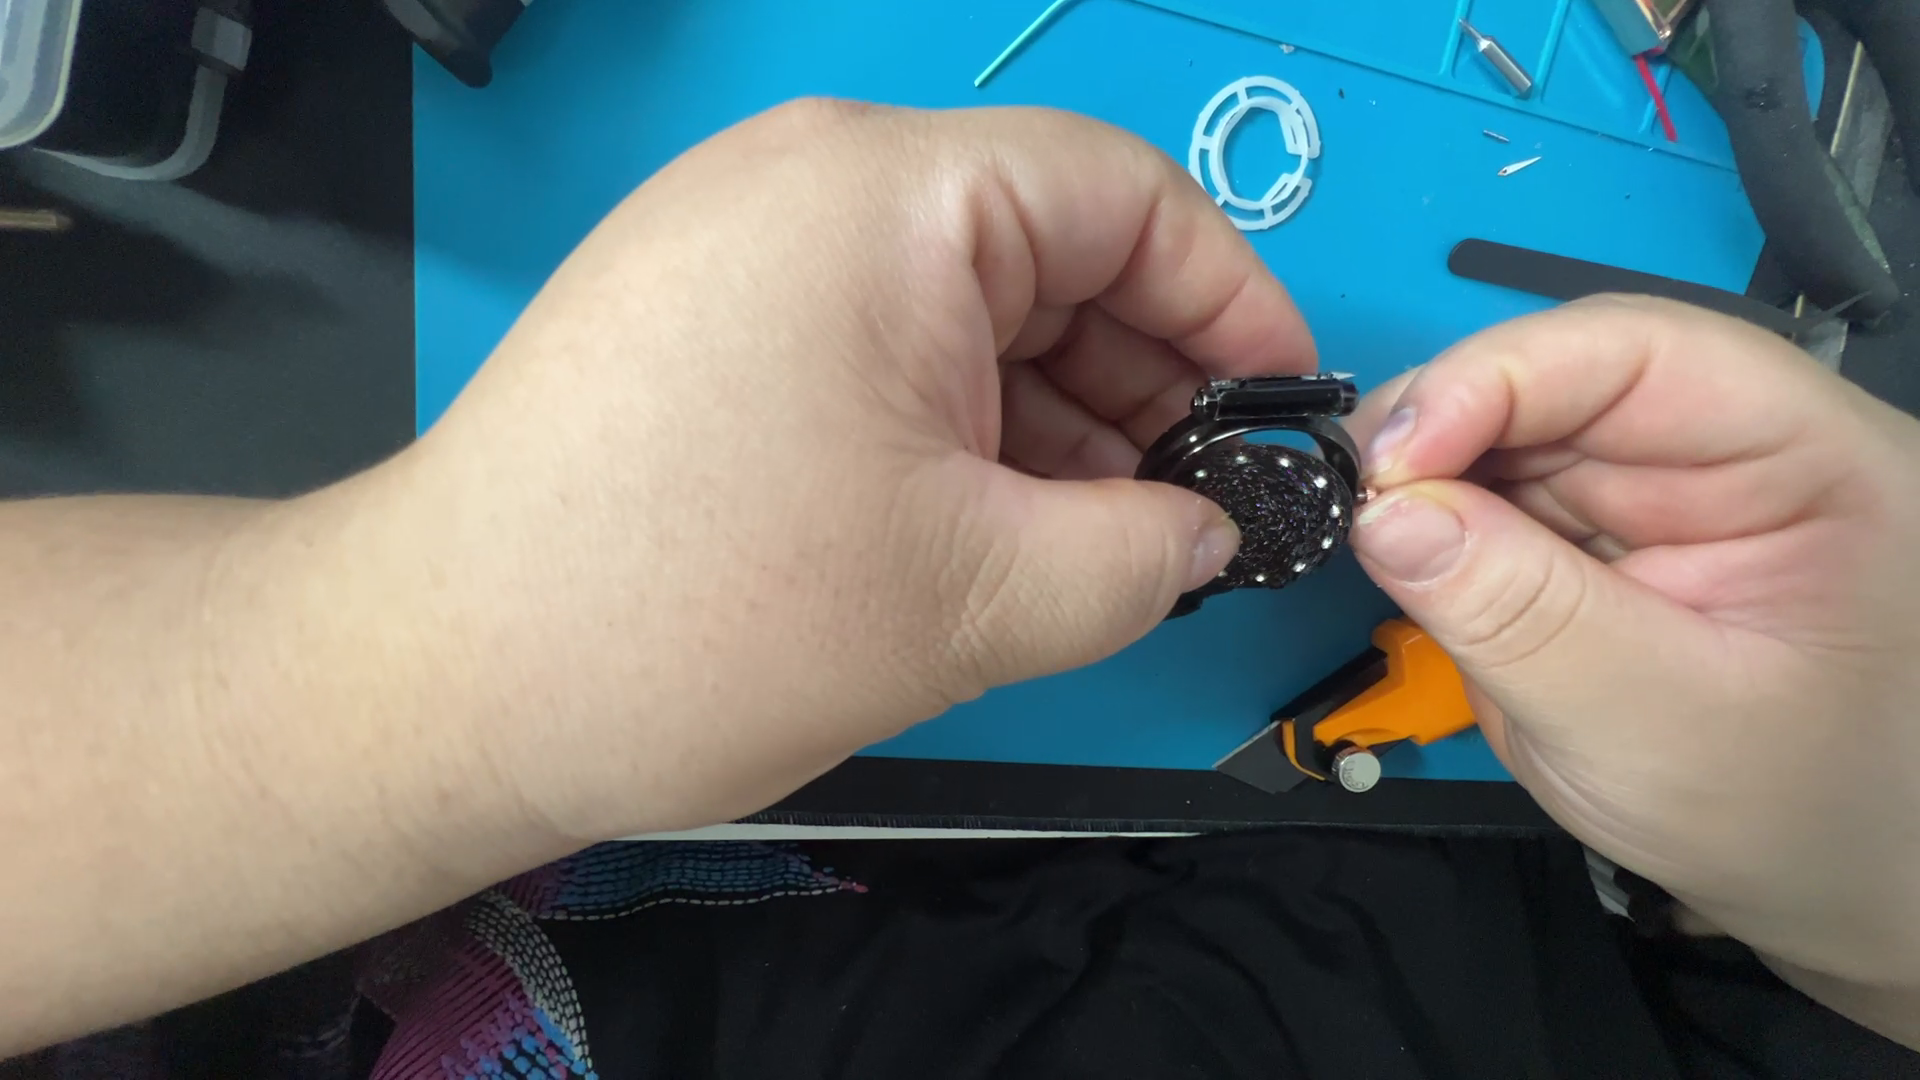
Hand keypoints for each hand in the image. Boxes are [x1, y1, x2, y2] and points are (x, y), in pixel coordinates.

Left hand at [339, 102, 1313, 839]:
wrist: (446, 686)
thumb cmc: (708, 627)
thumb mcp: (979, 597)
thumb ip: (1142, 556)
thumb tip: (1212, 531)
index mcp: (890, 202)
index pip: (1125, 200)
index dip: (1229, 303)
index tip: (1279, 407)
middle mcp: (817, 192)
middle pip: (1050, 259)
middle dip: (1142, 384)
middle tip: (1193, 503)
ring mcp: (760, 257)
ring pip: (973, 322)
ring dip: (1057, 427)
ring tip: (1103, 537)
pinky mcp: (725, 333)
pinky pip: (899, 360)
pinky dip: (972, 437)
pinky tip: (1001, 523)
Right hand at [1347, 296, 1919, 1042]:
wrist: (1792, 864)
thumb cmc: (1772, 805)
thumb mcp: (1641, 718)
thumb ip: (1514, 613)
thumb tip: (1381, 516)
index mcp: (1796, 462)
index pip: (1634, 355)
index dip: (1493, 383)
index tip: (1388, 465)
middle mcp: (1706, 448)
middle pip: (1540, 379)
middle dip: (1429, 430)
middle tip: (1354, 502)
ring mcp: (1627, 484)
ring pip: (1486, 429)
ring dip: (1410, 474)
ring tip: (1372, 535)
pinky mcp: (1562, 525)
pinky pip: (1466, 488)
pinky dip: (1412, 513)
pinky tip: (1398, 551)